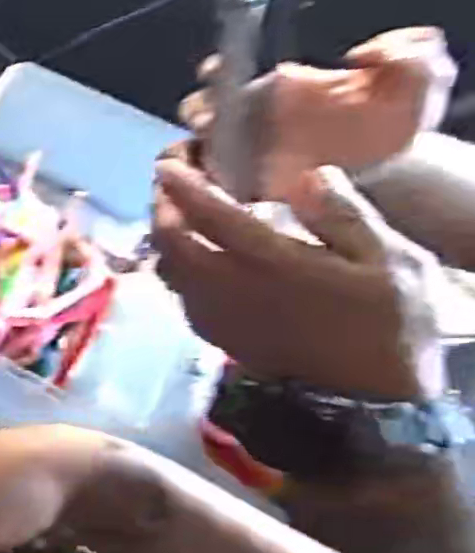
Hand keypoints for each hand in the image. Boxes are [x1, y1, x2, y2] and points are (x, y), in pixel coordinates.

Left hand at [152, 158, 444, 399]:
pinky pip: (172, 278)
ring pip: (163, 257)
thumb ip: (346, 217)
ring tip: (173, 200)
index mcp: (270, 262)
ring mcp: (203, 304)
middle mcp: (221, 282)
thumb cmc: (387, 320)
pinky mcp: (199, 320)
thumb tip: (312, 176)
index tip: (166, 162)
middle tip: (168, 174)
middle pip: (168, 235)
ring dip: (161, 226)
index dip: (184, 186)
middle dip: (161, 201)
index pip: (211, 215)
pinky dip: (170, 252)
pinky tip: (186, 237)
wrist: (353, 389)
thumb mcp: (391, 262)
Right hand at [180, 27, 456, 199]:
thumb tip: (360, 54)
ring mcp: (225, 156)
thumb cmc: (394, 122)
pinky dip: (183, 184)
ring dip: (184, 154)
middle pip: (195, 112)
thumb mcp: (419, 79)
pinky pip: (185, 185)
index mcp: (271, 89)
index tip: (218, 69)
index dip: (216, 70)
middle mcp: (238, 121)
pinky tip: (202, 184)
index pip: (227, 74)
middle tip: (213, 123)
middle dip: (197, 113)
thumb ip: (405, 54)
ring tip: (209, 159)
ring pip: (180, 151)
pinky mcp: (221, 188)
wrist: (385, 172)